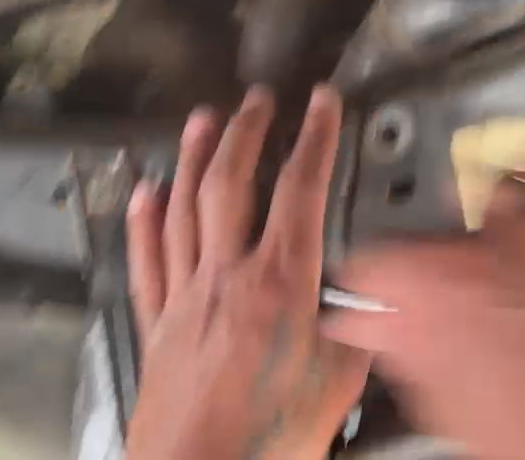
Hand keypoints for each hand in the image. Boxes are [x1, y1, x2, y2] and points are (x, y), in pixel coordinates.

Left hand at [125, 86, 370, 459]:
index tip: (324, 100)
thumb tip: (379, 289)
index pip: (302, 187)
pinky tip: (147, 190)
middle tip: (260, 97)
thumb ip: (363, 319)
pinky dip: (145, 221)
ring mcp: (184, 299)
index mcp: (281, 280)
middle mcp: (227, 277)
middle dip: (248, 132)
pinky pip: (147, 261)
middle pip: (231, 184)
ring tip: (205, 118)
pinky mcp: (156, 327)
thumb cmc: (277, 436)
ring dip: (196, 157)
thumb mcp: (346, 374)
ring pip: (184, 210)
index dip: (317, 136)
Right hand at [321, 153, 524, 459]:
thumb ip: (410, 344)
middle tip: (472, 294)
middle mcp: (498, 237)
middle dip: (452, 256)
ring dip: (505, 222)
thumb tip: (378, 319)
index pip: (377, 258)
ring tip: (523, 262)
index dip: (376, 282)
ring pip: (506, 189)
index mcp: (446, 286)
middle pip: (448, 220)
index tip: (382, 292)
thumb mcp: (453, 402)